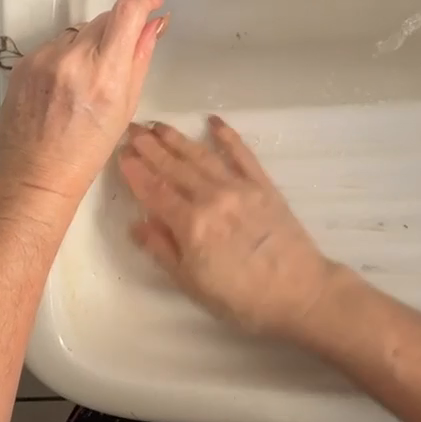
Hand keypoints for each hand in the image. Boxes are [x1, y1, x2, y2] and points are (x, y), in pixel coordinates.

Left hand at [0, 0, 166, 204]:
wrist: (35, 174)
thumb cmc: (87, 149)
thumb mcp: (126, 106)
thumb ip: (140, 58)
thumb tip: (153, 24)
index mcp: (105, 74)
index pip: (126, 13)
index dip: (142, 0)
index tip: (151, 2)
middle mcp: (73, 59)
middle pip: (104, 18)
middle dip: (117, 30)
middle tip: (117, 58)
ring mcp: (44, 59)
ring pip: (79, 31)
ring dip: (89, 44)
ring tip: (85, 80)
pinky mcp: (25, 62)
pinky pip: (55, 45)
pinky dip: (66, 56)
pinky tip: (63, 85)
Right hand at [118, 116, 347, 340]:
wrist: (300, 292)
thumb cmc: (242, 300)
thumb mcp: (193, 285)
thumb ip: (163, 250)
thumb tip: (136, 224)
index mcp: (191, 225)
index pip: (155, 191)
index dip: (136, 171)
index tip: (120, 153)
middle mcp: (211, 197)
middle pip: (174, 167)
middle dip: (150, 147)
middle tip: (131, 128)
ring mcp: (238, 186)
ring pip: (200, 156)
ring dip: (177, 138)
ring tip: (158, 125)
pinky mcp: (262, 183)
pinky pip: (241, 153)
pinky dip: (226, 135)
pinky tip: (212, 121)